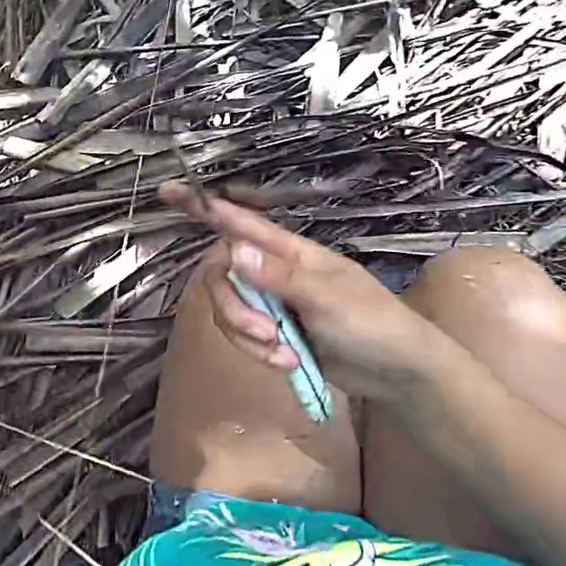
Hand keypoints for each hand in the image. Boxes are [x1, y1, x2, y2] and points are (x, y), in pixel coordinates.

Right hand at [161, 182, 462, 401]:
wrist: (398, 373)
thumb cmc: (373, 323)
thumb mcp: (328, 298)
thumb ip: (278, 277)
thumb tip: (231, 251)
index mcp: (289, 251)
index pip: (239, 222)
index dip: (203, 207)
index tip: (167, 193)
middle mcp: (273, 272)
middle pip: (223, 276)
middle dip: (234, 309)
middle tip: (263, 334)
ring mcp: (272, 303)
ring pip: (229, 310)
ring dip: (249, 337)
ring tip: (285, 354)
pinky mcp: (273, 332)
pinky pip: (243, 336)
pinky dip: (258, 352)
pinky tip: (289, 362)